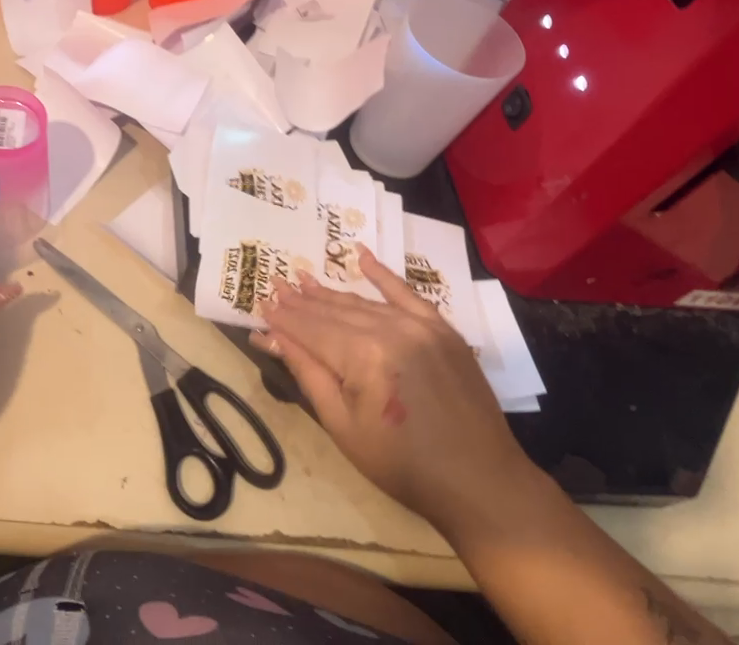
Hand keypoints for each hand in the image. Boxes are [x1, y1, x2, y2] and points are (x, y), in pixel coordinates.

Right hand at [252, 244, 535, 528]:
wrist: (479, 481)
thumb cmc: (402, 464)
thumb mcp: (343, 425)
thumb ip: (308, 373)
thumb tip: (271, 337)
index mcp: (363, 356)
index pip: (311, 330)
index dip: (284, 318)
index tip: (260, 303)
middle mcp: (391, 329)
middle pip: (334, 312)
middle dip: (301, 301)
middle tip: (275, 285)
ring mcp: (421, 326)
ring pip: (364, 303)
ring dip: (331, 293)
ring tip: (303, 280)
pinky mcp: (443, 330)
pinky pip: (407, 294)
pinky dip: (383, 275)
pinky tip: (362, 257)